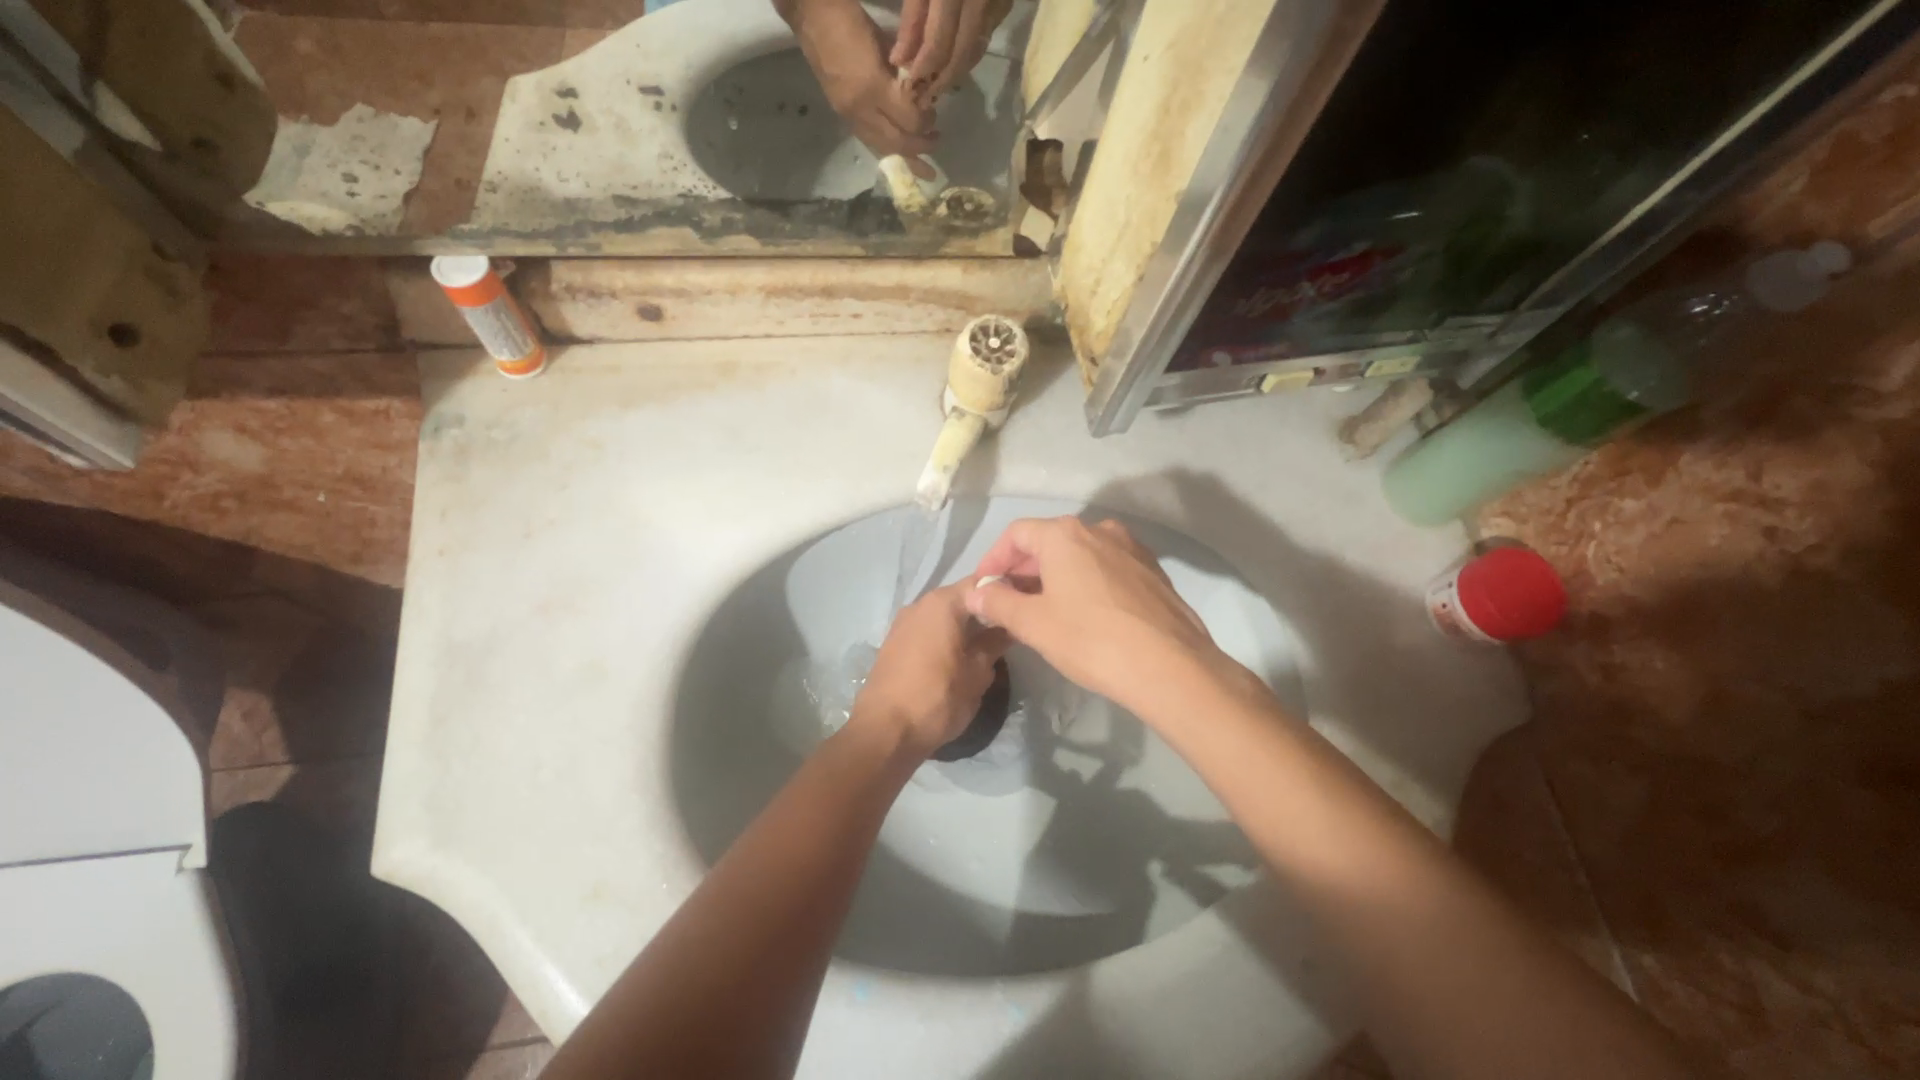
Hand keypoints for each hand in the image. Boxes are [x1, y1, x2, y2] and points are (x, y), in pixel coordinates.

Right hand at [785, 0, 937, 176]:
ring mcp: (848, 114)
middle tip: (934, 141)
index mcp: (873, 86)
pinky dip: (885, 146)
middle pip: (896, 142)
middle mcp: (859, 108)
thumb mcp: (886, 43)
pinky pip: (867, 139)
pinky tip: (896, 146)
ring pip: (881, 147)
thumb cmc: (852, 22)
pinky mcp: (841, 114)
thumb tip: (921, 93)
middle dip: (919, 147)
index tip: (934, 113)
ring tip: (919, 155)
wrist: (812, 16)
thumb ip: (904, 72)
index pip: (909, 120)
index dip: (925, 122)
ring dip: (903, 153)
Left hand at [851, 577, 1008, 756]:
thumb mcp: (978, 673)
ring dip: (966, 625)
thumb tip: (1008, 627)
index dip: (1008, 591)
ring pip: (944, 615)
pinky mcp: (894, 643)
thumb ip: (994, 643)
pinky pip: (929, 630)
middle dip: (986, 610)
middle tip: (1011, 629)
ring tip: (988, 646)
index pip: (984, 582)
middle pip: (962, 597)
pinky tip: (960, 656)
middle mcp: (920, 603)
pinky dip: (947, 637)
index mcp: (943, 602)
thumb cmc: (938, 698)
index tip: (1026, 606)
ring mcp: (903, 623)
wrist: (884, 731)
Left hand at [891, 0, 1010, 98]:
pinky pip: (987, 31)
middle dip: (941, 78)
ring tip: (935, 83)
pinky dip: (970, 48)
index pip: (938, 43)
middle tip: (923, 97)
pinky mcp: (1006, 0)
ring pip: (976, 46)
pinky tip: (954, 56)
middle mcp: (979, 0)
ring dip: (956, 68)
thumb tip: (902, 58)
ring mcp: (996, 1)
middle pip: (961, 52)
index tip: (907, 84)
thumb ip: (913, 14)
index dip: (923, 68)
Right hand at [965, 517, 1258, 723]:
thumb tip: (976, 592)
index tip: (983, 588)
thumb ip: (998, 603)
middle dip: (1024, 570)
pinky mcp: (1154, 572)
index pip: (1016, 534)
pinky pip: (1108, 569)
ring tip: (1044, 611)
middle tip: (1008, 603)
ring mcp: (1131, 549)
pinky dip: (1087, 583)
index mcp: (1065, 535)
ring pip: (1081, 555)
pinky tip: (1084, 615)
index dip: (994, 559)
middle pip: (1050, 541)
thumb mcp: (1033, 624)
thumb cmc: (1090, 640)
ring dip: (1056, 577)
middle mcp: (1100, 530)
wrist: (1169, 666)